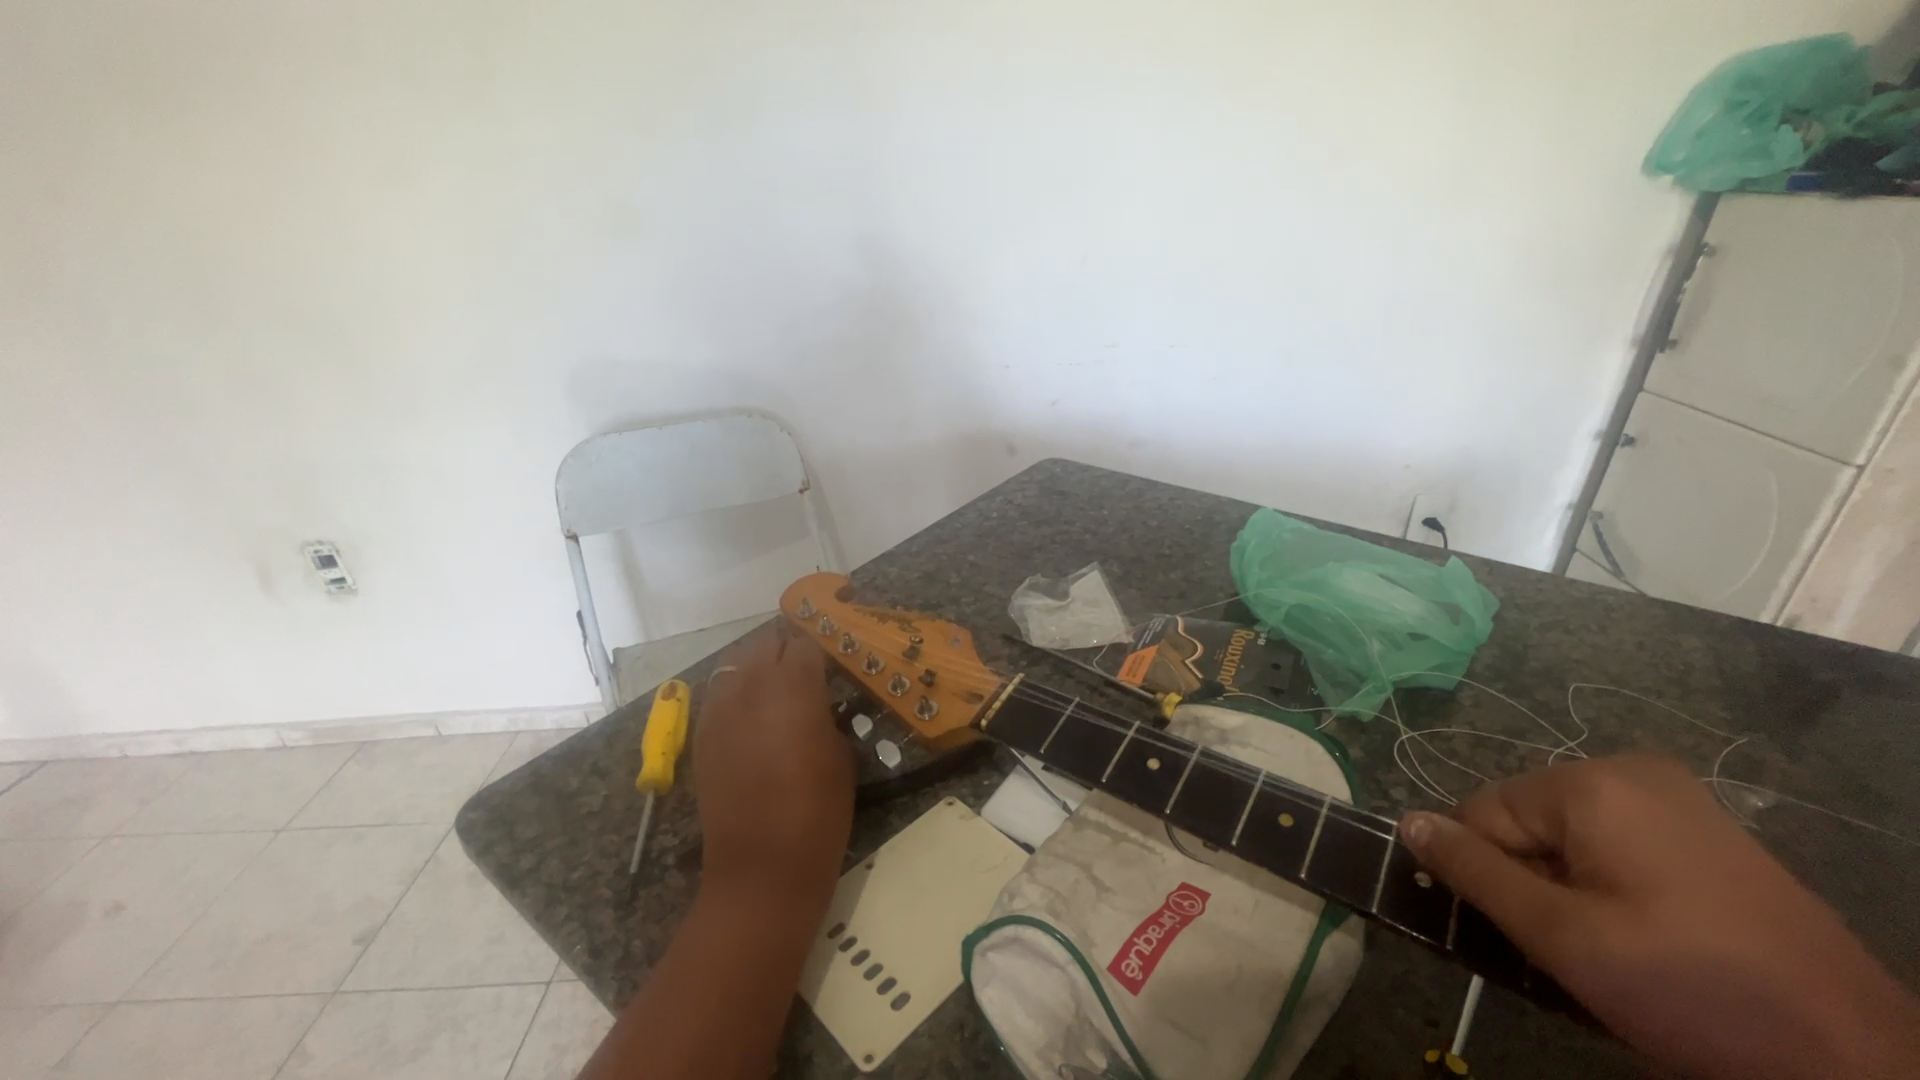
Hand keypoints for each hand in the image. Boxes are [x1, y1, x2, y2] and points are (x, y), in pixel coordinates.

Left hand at [692, 626, 853, 912]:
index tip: (833, 665)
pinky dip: (736, 692)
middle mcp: (750, 686)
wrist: (762, 867)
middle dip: (787, 650)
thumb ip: (828, 716)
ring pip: (736, 663)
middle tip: (808, 670)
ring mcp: (719, 709)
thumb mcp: (843, 756)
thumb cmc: (818, 812)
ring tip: (778, 688)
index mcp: (793, 687)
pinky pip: (719, 694)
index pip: (806, 644)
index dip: (821, 650)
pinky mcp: (701, 734)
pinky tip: (753, 715)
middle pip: (766, 644)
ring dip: (758, 666)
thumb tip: (821, 703)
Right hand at [1399, 755, 1919, 1079]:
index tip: (1514, 936)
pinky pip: (1616, 848)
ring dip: (1567, 893)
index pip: (1482, 814)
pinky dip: (1608, 892)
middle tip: (1569, 953)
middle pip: (1527, 823)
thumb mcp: (1563, 938)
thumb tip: (1406, 822)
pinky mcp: (1708, 834)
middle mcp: (1631, 772)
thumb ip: (1474, 874)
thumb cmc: (1692, 990)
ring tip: (1607, 955)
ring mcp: (1678, 800)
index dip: (1483, 876)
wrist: (1860, 1061)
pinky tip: (1642, 943)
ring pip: (1569, 840)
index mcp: (1592, 784)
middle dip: (1530, 886)